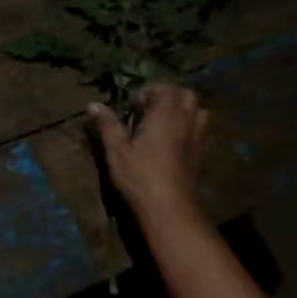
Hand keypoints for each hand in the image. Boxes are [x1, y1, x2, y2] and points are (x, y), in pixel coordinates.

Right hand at [87, 84, 210, 219]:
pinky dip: (193, 127)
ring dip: (185, 110)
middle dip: (169, 96)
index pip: (164, 88)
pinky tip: (177, 141)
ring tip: (166, 122)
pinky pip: (204, 130)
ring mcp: (199, 138)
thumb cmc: (139, 176)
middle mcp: (187, 121)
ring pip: (200, 111)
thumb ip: (107, 124)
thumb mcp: (116, 149)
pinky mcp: (204, 154)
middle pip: (187, 95)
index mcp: (165, 115)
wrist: (170, 208)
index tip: (132, 106)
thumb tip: (92, 104)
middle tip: (150, 109)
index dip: (148, 92)